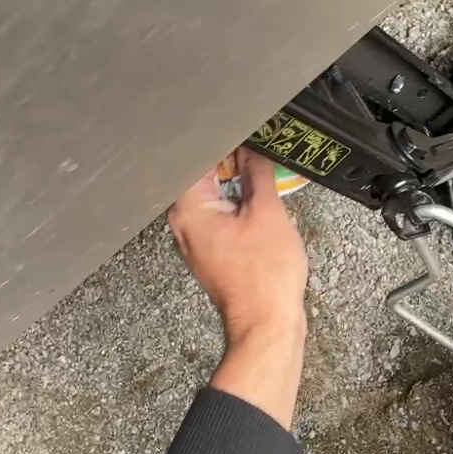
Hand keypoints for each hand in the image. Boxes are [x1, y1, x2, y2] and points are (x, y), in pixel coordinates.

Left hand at [169, 148, 308, 427]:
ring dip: (234, 183)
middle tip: (254, 148)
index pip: (194, 158)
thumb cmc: (264, 276)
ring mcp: (198, 241)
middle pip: (200, 176)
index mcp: (189, 209)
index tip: (239, 131)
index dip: (219, 141)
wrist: (266, 322)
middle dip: (228, 160)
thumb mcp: (267, 212)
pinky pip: (221, 217)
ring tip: (259, 171)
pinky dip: (237, 205)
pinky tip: (257, 200)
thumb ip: (257, 173)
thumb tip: (254, 150)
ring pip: (212, 197)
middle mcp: (185, 225)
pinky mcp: (214, 253)